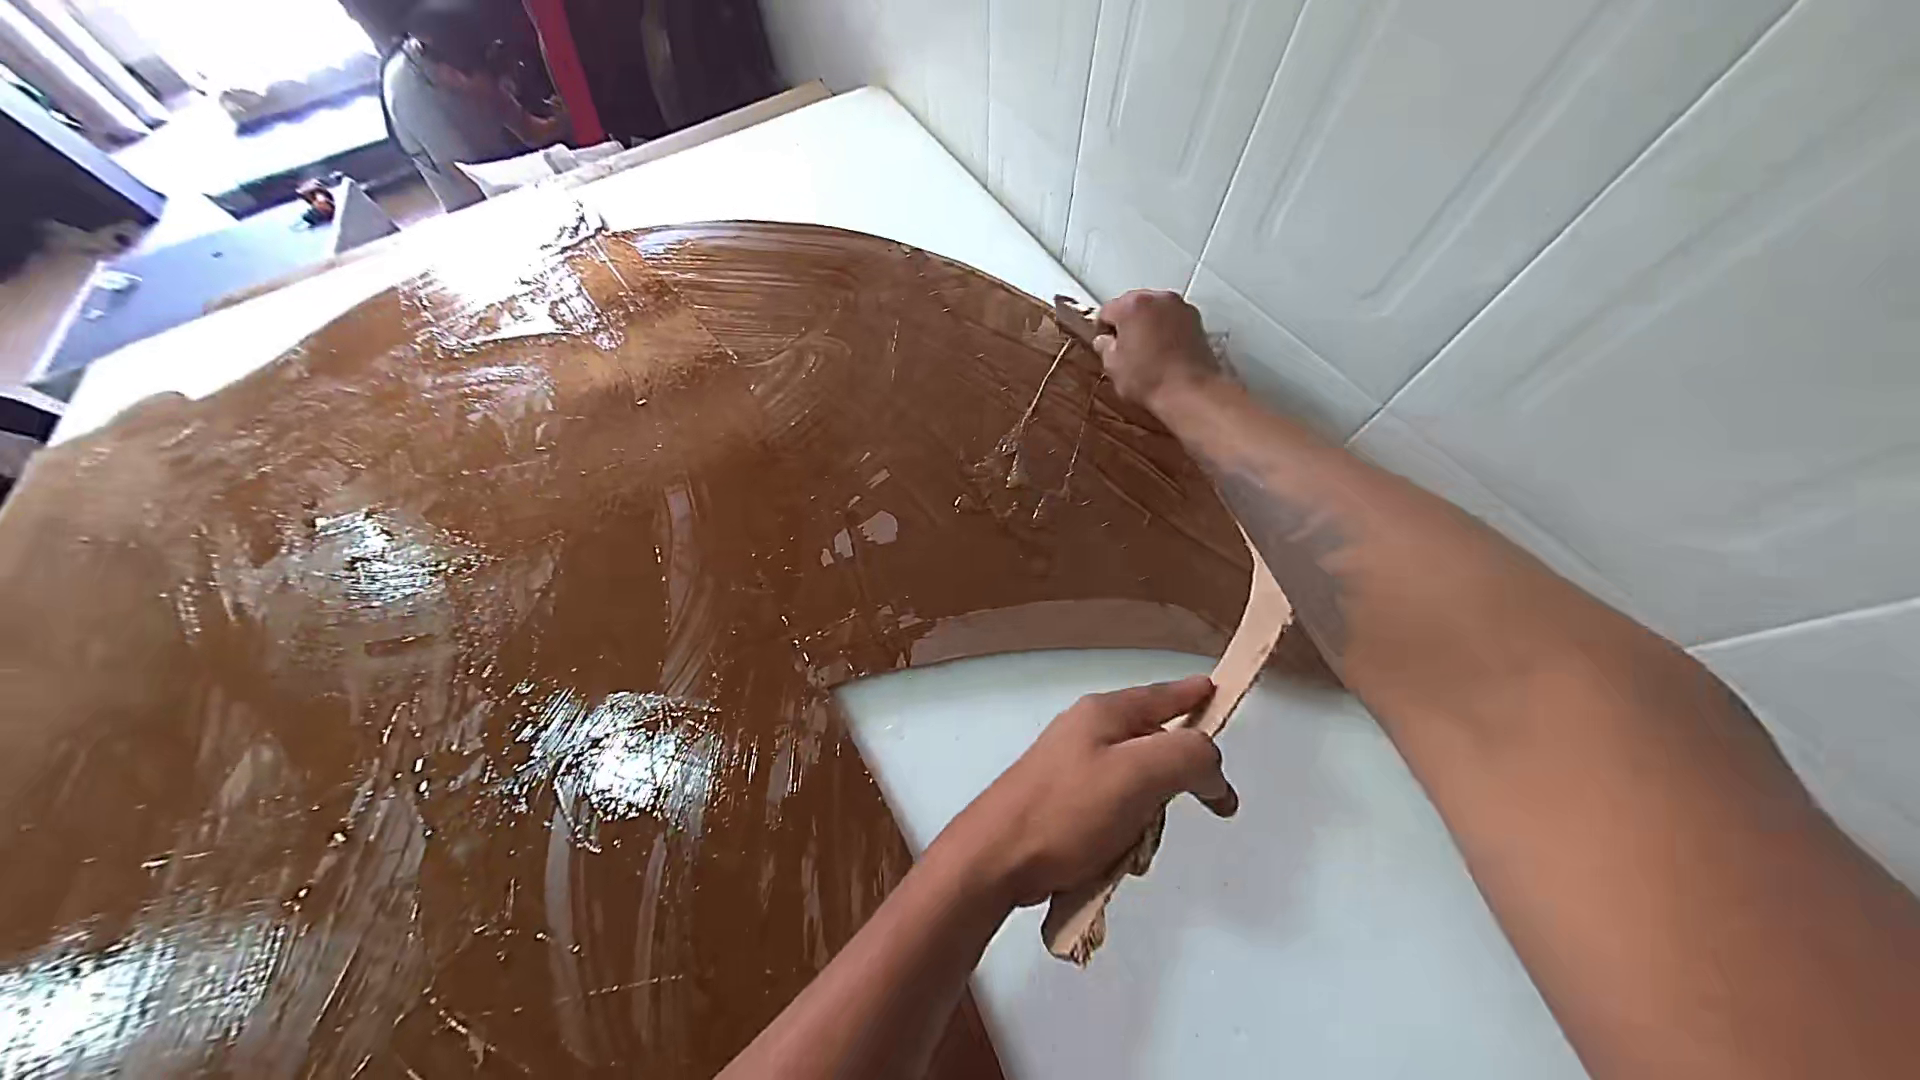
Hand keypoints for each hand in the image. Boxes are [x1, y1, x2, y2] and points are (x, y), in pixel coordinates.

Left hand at [933, 676, 1237, 908]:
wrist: (996, 858)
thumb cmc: (1068, 810)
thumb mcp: (1139, 775)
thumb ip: (1188, 756)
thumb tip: (1210, 763)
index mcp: (1103, 713)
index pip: (1162, 695)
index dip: (1196, 695)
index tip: (1219, 694)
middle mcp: (1086, 732)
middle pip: (1154, 745)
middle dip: (1175, 780)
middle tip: (1203, 805)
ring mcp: (1071, 766)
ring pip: (1136, 785)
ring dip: (1147, 817)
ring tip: (1133, 845)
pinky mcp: (1062, 801)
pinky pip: (1112, 811)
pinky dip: (1122, 833)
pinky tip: (1113, 858)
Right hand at [1092, 290, 1223, 411]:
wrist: (1189, 392)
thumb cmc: (1152, 379)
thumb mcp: (1113, 366)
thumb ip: (1104, 347)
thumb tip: (1105, 342)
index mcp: (1132, 306)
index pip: (1107, 310)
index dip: (1102, 329)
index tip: (1104, 342)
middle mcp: (1158, 299)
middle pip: (1133, 305)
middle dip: (1126, 324)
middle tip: (1123, 349)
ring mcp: (1180, 308)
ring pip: (1154, 311)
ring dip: (1147, 325)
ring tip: (1145, 352)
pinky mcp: (1196, 321)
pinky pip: (1172, 320)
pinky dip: (1165, 330)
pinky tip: (1162, 352)